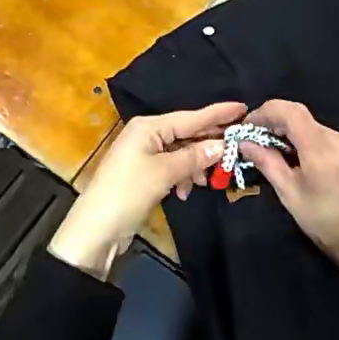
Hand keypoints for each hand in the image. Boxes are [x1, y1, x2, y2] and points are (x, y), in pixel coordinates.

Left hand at [47, 102, 245, 277]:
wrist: (95, 231)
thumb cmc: (127, 193)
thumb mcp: (164, 173)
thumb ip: (194, 157)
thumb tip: (222, 144)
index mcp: (148, 126)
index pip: (190, 117)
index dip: (217, 113)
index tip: (243, 107)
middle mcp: (147, 135)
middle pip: (187, 133)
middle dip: (210, 143)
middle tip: (238, 148)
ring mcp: (145, 155)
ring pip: (182, 152)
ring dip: (197, 165)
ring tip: (209, 179)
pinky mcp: (145, 174)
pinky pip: (173, 167)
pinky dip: (184, 176)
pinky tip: (187, 190)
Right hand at [238, 100, 338, 295]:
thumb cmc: (322, 219)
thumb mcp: (289, 193)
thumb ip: (267, 162)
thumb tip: (244, 142)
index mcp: (320, 150)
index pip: (291, 112)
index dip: (265, 112)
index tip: (245, 126)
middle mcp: (333, 138)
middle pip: (297, 113)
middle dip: (270, 118)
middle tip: (249, 135)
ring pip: (304, 121)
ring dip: (281, 126)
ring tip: (262, 144)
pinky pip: (312, 131)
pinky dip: (293, 134)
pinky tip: (283, 151)